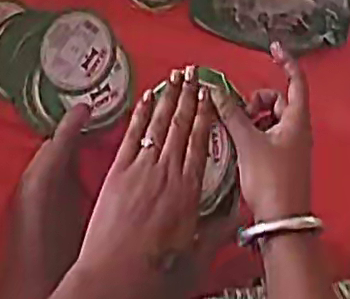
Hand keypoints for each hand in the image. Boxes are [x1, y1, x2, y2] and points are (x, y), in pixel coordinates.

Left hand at [65, 67, 214, 298]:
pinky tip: (146, 97)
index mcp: (188, 191)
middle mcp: (167, 172)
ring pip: (159, 124)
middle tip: (194, 72)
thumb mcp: (196, 260)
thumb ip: (217, 232)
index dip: (205, 115)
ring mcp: (141, 169)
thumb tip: (237, 215)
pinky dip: (140, 113)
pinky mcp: (118, 172)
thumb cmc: (153, 277)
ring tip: (175, 75)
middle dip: (189, 95)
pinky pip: (132, 135)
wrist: (111, 281)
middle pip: (181, 124)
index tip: (210, 94)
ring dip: (168, 96)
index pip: (200, 141)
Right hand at [213, 42, 312, 221]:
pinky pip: (270, 134)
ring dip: (254, 118)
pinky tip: (240, 144)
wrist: (281, 225)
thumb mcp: (248, 142)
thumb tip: (214, 90)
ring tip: (237, 131)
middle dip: (258, 101)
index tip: (272, 47)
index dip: (286, 61)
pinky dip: (255, 132)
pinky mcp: (284, 160)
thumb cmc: (270, 179)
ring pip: (272, 118)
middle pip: (279, 100)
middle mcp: (298, 129)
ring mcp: (293, 146)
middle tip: (240, 114)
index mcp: (297, 119)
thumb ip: (231, 114)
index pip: (296, 80)